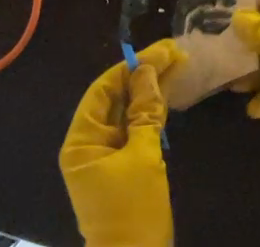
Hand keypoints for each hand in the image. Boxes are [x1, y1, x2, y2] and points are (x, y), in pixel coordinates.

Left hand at [59, 39, 185, 246]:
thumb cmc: (133, 210)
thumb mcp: (143, 156)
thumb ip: (145, 111)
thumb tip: (148, 69)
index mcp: (82, 141)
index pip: (103, 90)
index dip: (131, 67)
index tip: (161, 51)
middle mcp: (89, 145)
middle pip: (116, 99)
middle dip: (144, 75)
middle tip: (175, 53)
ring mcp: (105, 158)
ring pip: (127, 113)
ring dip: (150, 90)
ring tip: (177, 65)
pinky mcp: (122, 169)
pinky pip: (134, 130)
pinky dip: (151, 112)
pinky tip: (169, 94)